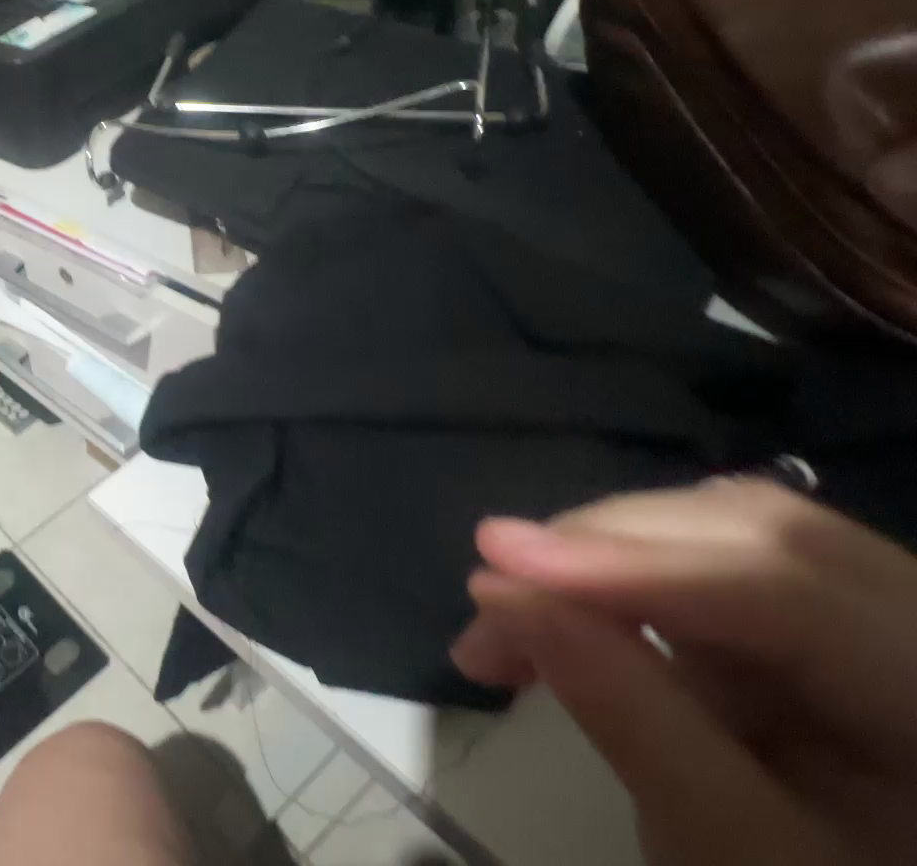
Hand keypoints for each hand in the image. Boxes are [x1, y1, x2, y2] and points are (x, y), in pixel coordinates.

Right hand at [449, 479, 916, 865]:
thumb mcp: (725, 842)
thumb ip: (627, 715)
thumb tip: (503, 592)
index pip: (787, 590)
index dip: (633, 566)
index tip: (494, 561)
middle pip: (752, 531)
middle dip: (594, 551)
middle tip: (487, 601)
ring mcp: (872, 610)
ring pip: (714, 526)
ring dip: (588, 558)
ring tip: (506, 618)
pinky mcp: (805, 610)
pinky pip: (697, 553)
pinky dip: (607, 575)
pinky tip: (554, 609)